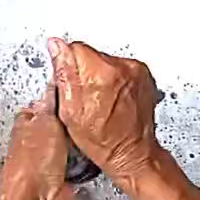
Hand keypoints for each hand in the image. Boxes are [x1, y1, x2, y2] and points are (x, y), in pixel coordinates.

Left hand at [0, 84, 75, 199]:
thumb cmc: (31, 167)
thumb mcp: (47, 123)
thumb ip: (51, 106)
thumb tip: (54, 89)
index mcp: (24, 124)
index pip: (42, 104)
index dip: (58, 100)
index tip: (72, 96)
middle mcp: (31, 142)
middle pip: (57, 124)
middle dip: (71, 123)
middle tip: (81, 121)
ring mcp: (44, 161)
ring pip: (67, 145)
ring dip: (77, 145)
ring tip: (83, 144)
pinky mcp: (57, 179)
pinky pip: (74, 164)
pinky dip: (80, 163)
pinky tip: (84, 162)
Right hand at [47, 38, 163, 182]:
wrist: (132, 153)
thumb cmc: (103, 140)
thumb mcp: (70, 111)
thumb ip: (63, 73)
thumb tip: (56, 45)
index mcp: (99, 74)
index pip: (73, 48)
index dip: (66, 69)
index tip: (70, 88)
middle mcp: (121, 67)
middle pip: (89, 54)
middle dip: (82, 72)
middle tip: (84, 99)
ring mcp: (135, 71)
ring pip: (103, 61)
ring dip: (98, 76)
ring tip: (99, 101)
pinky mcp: (143, 75)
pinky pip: (118, 68)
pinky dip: (112, 80)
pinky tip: (111, 100)